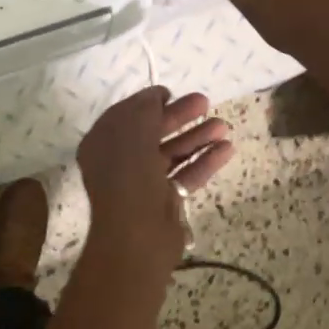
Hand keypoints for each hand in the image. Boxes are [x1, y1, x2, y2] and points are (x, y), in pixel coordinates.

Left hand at [76, 87, 234, 284]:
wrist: (137, 235)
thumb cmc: (130, 175)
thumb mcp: (134, 131)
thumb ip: (145, 108)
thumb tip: (156, 95)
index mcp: (102, 143)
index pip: (125, 115)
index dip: (148, 101)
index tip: (172, 92)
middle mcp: (119, 161)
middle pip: (151, 132)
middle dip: (178, 116)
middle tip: (205, 102)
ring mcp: (142, 182)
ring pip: (171, 153)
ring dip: (197, 138)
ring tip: (224, 126)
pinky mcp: (163, 201)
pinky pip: (184, 175)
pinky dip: (203, 161)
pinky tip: (227, 149)